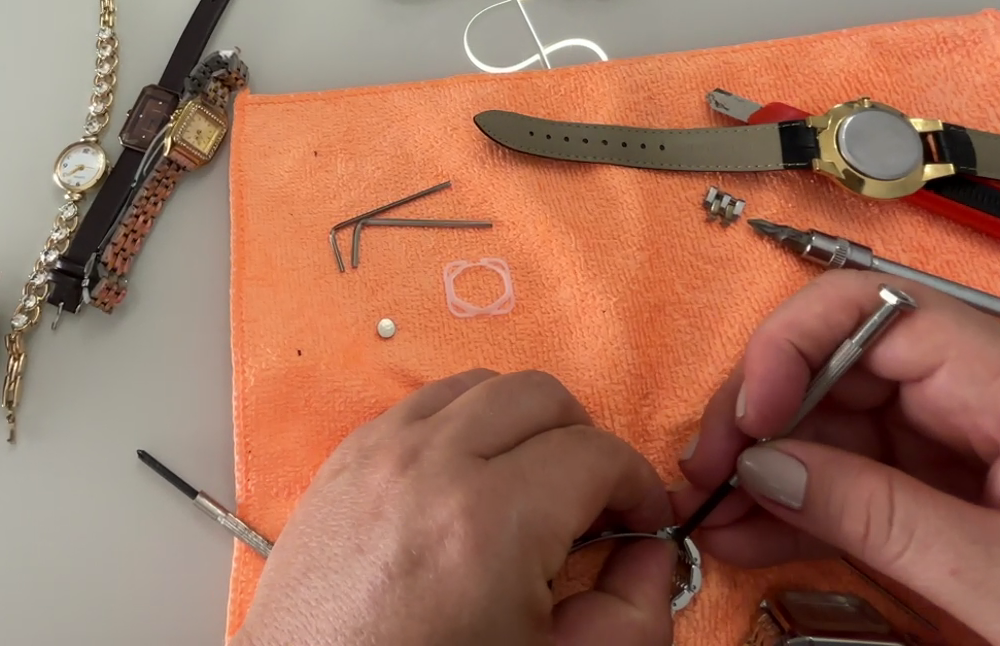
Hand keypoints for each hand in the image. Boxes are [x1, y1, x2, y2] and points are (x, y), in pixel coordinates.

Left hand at [234, 369, 675, 645]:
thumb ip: (630, 616)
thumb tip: (651, 550)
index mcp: (488, 522)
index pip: (593, 453)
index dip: (637, 484)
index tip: (643, 521)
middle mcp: (431, 461)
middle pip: (537, 393)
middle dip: (582, 437)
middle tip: (591, 499)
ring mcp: (380, 446)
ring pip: (479, 383)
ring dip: (520, 420)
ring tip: (529, 483)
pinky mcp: (348, 450)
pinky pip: (423, 401)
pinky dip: (463, 420)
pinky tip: (467, 477)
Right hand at [674, 270, 999, 645]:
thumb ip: (891, 525)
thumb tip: (762, 467)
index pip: (882, 311)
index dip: (795, 344)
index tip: (750, 414)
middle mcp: (985, 403)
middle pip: (835, 365)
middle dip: (759, 413)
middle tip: (708, 473)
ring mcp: (962, 451)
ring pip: (829, 424)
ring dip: (763, 466)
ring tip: (713, 512)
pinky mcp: (949, 497)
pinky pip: (848, 479)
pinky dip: (792, 503)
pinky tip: (750, 530)